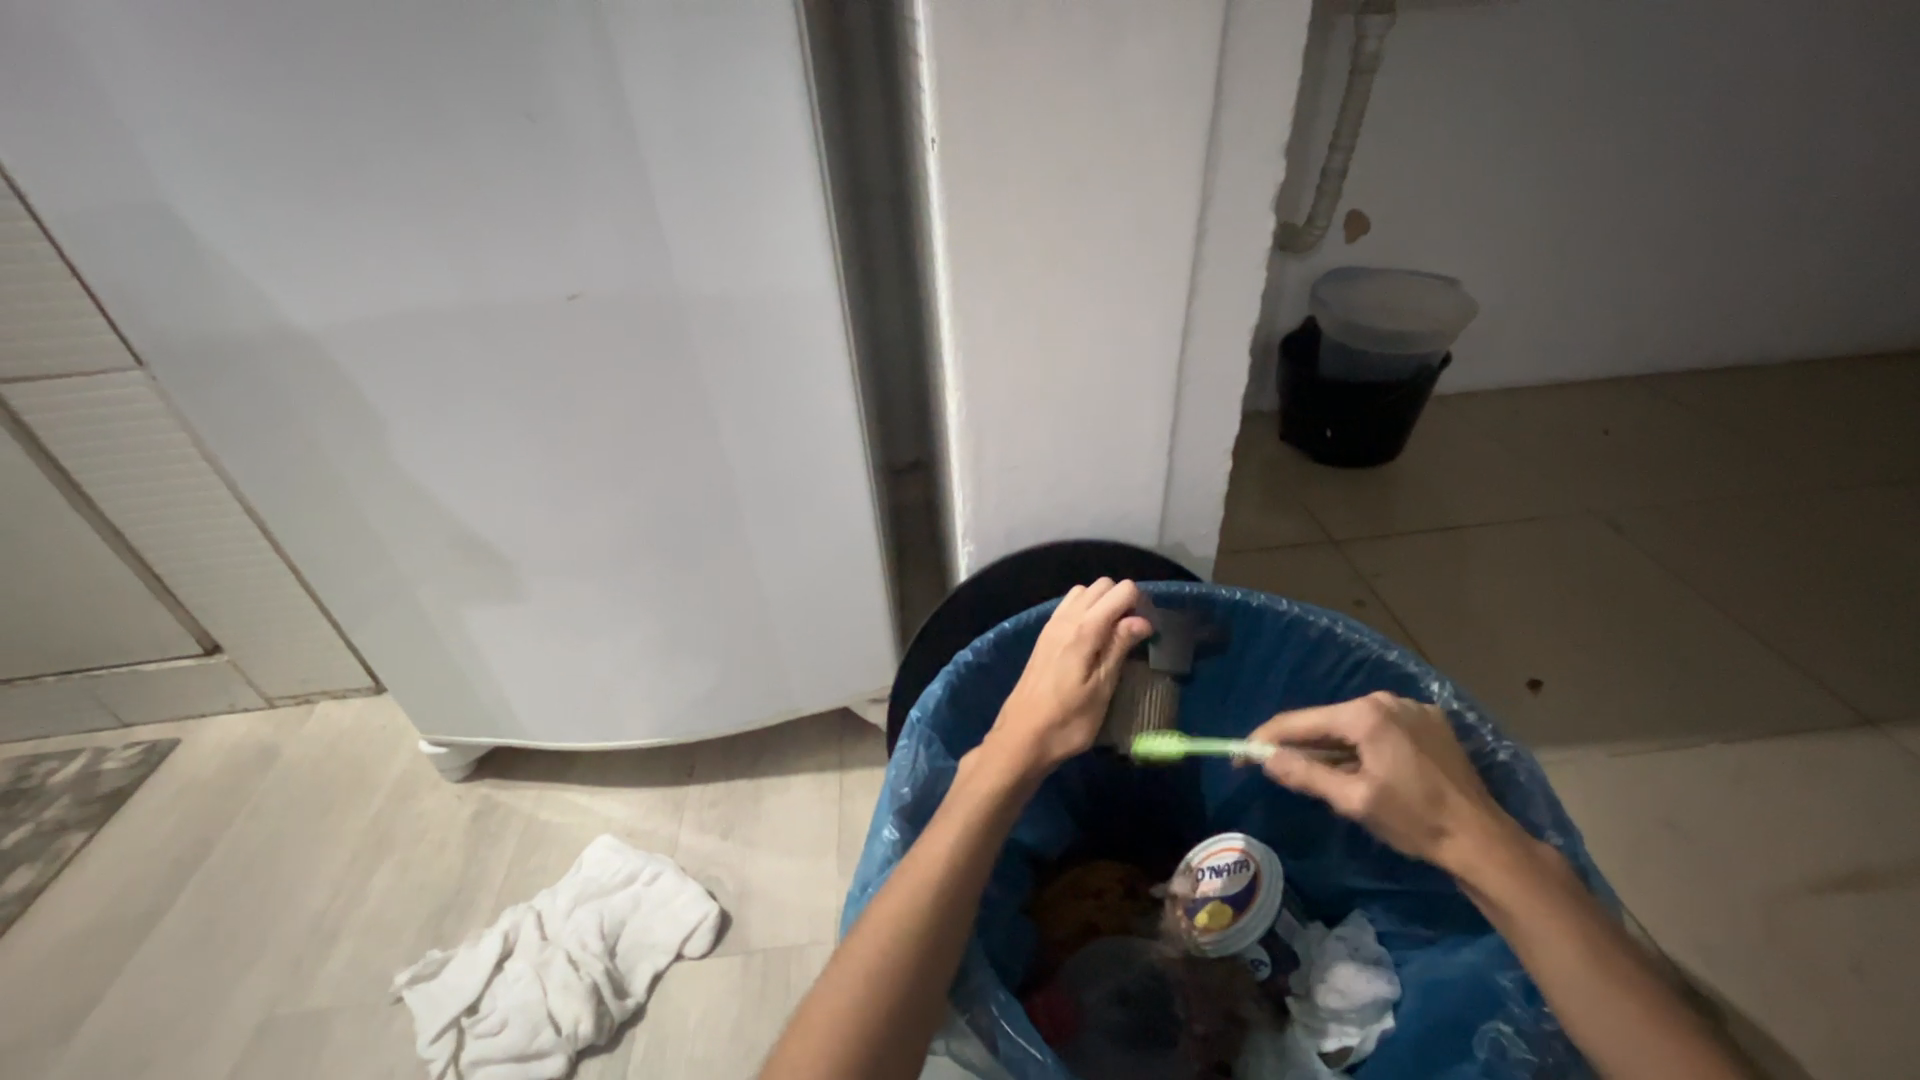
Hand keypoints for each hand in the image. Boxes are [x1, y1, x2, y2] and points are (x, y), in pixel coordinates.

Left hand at [984, 578, 1153, 775]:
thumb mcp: (1101, 689)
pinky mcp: (1044, 637)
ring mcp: (1051, 626)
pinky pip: (1068, 607)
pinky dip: (1085, 611)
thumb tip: (1141, 619)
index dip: (1140, 605)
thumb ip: (1119, 647)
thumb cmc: (1068, 721)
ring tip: (1114, 636)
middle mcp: (1065, 619)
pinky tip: (1092, 640)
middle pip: (1102, 585)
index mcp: (1083, 630)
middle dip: (1122, 600)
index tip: (1147, 632)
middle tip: (1134, 634)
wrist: (1022, 738)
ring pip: (1083, 592)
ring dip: (1102, 604)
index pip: (1121, 591)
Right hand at [1249, 691, 1518, 873]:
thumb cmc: (1414, 821)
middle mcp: (1388, 700)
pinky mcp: (1431, 723)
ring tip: (1318, 776)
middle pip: (1327, 721)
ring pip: (1353, 725)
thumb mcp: (1352, 800)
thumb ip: (1304, 774)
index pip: (1301, 721)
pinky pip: (1380, 729)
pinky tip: (1360, 771)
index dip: (1266, 739)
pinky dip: (1361, 746)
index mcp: (1366, 714)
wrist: (1483, 840)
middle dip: (1300, 745)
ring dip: (1332, 747)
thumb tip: (1264, 757)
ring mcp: (1413, 709)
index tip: (1241, 756)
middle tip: (1276, 770)